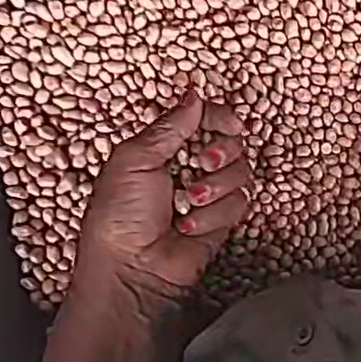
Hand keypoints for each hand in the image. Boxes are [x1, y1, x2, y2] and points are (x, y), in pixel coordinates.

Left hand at [71, 91, 251, 311]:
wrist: (135, 266)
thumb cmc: (120, 215)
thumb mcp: (135, 159)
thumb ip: (170, 126)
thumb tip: (193, 95)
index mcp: (164, 147)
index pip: (204, 119)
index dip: (219, 117)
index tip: (229, 123)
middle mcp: (190, 168)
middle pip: (230, 144)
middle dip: (219, 154)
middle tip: (201, 165)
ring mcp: (209, 194)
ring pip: (239, 174)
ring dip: (213, 189)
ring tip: (187, 203)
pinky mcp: (223, 219)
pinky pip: (238, 203)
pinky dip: (213, 215)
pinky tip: (189, 226)